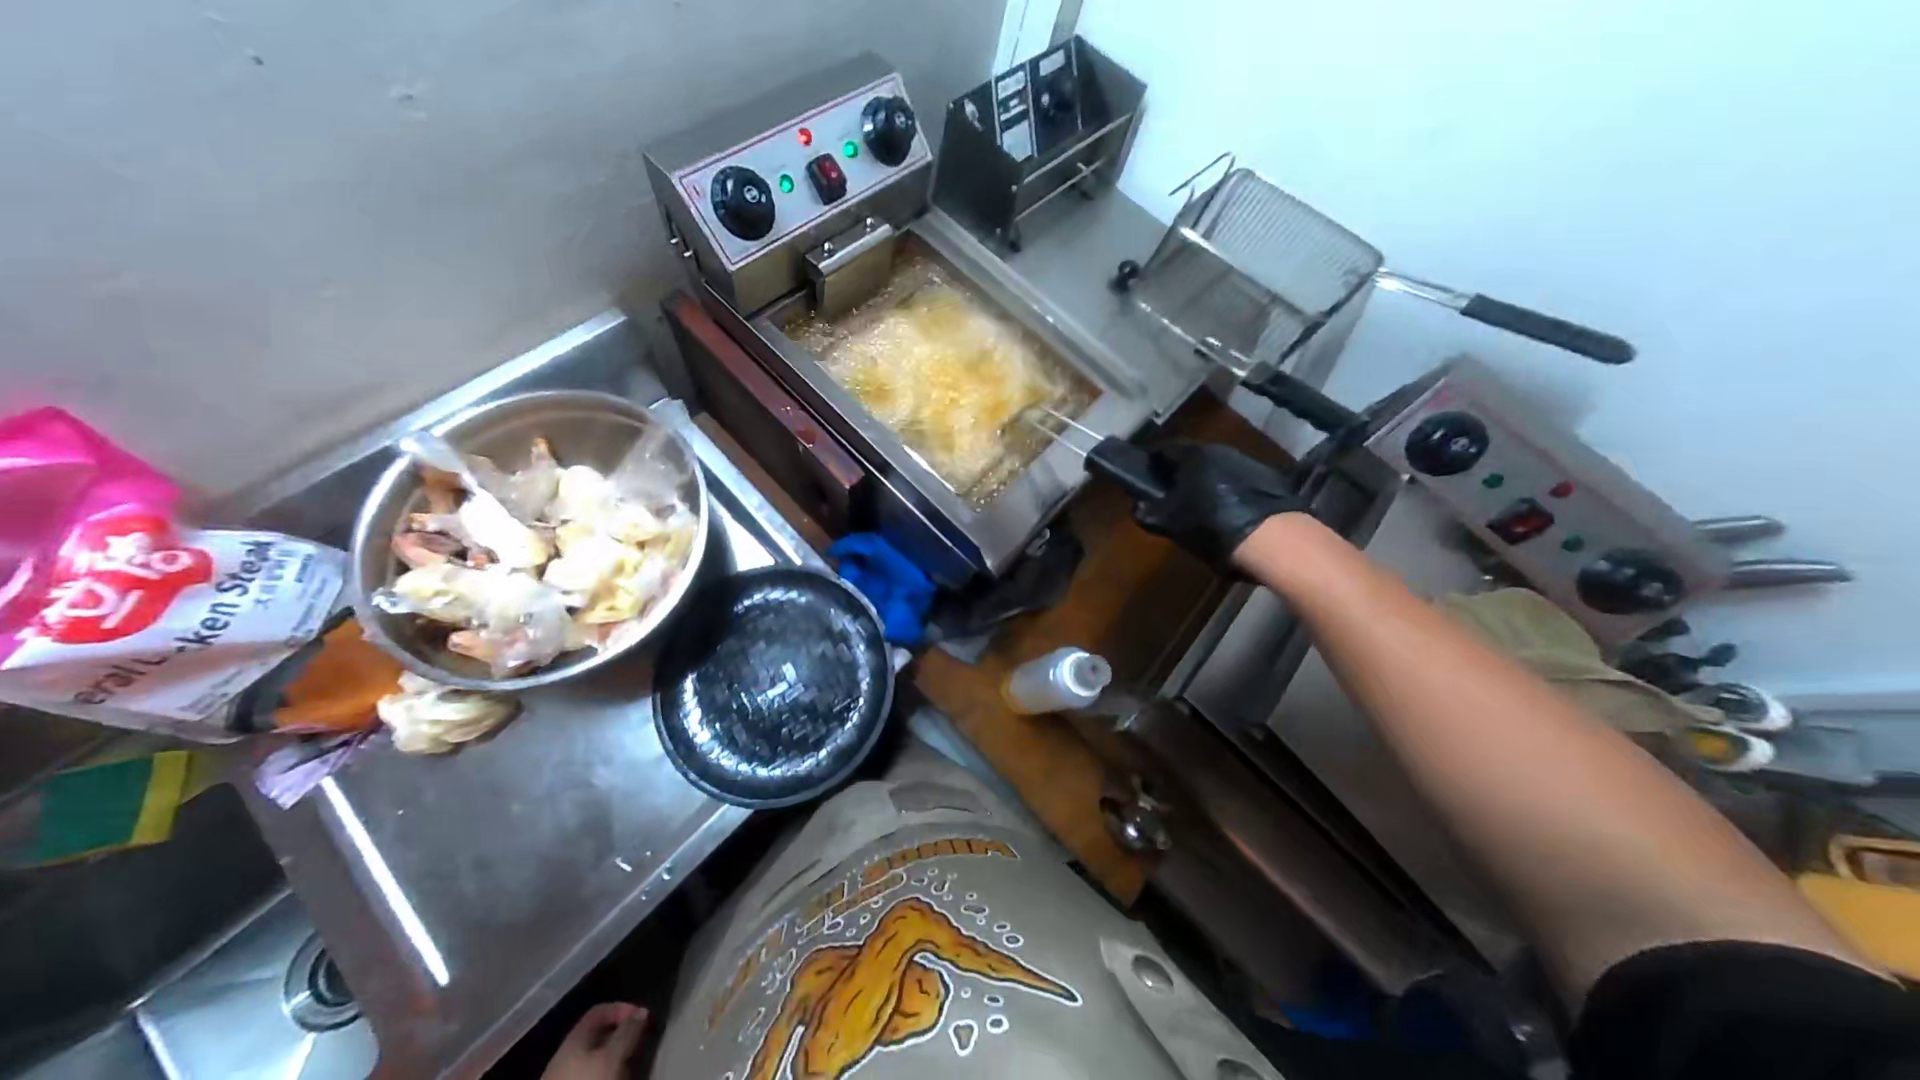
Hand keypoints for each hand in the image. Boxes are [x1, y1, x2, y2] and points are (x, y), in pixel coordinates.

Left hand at [541, 1002, 648, 1079]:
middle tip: (639, 1042)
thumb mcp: (612, 1058)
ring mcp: (566, 1076)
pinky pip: (592, 1074)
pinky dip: (607, 1073)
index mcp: (574, 1040)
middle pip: (597, 1034)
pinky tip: (617, 1078)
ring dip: (616, 1057)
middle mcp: (567, 1054)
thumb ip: (627, 1032)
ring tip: (631, 1066)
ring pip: (595, 1057)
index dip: (621, 1008)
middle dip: (621, 1035)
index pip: (599, 1011)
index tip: (641, 1018)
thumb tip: (641, 1011)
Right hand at [1131, 442, 1304, 564]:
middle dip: (1181, 471)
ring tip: (1200, 504)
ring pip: (1217, 467)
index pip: (1164, 449)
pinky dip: (1229, 490)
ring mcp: (1248, 462)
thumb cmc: (1211, 525)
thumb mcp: (1172, 524)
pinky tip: (1228, 511)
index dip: (1152, 461)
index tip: (1146, 474)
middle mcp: (1219, 450)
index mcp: (1192, 456)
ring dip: (1206, 481)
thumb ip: (1149, 514)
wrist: (1274, 537)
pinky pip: (1239, 479)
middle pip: (1193, 457)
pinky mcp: (1269, 477)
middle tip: (1172, 492)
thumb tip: (1137, 507)